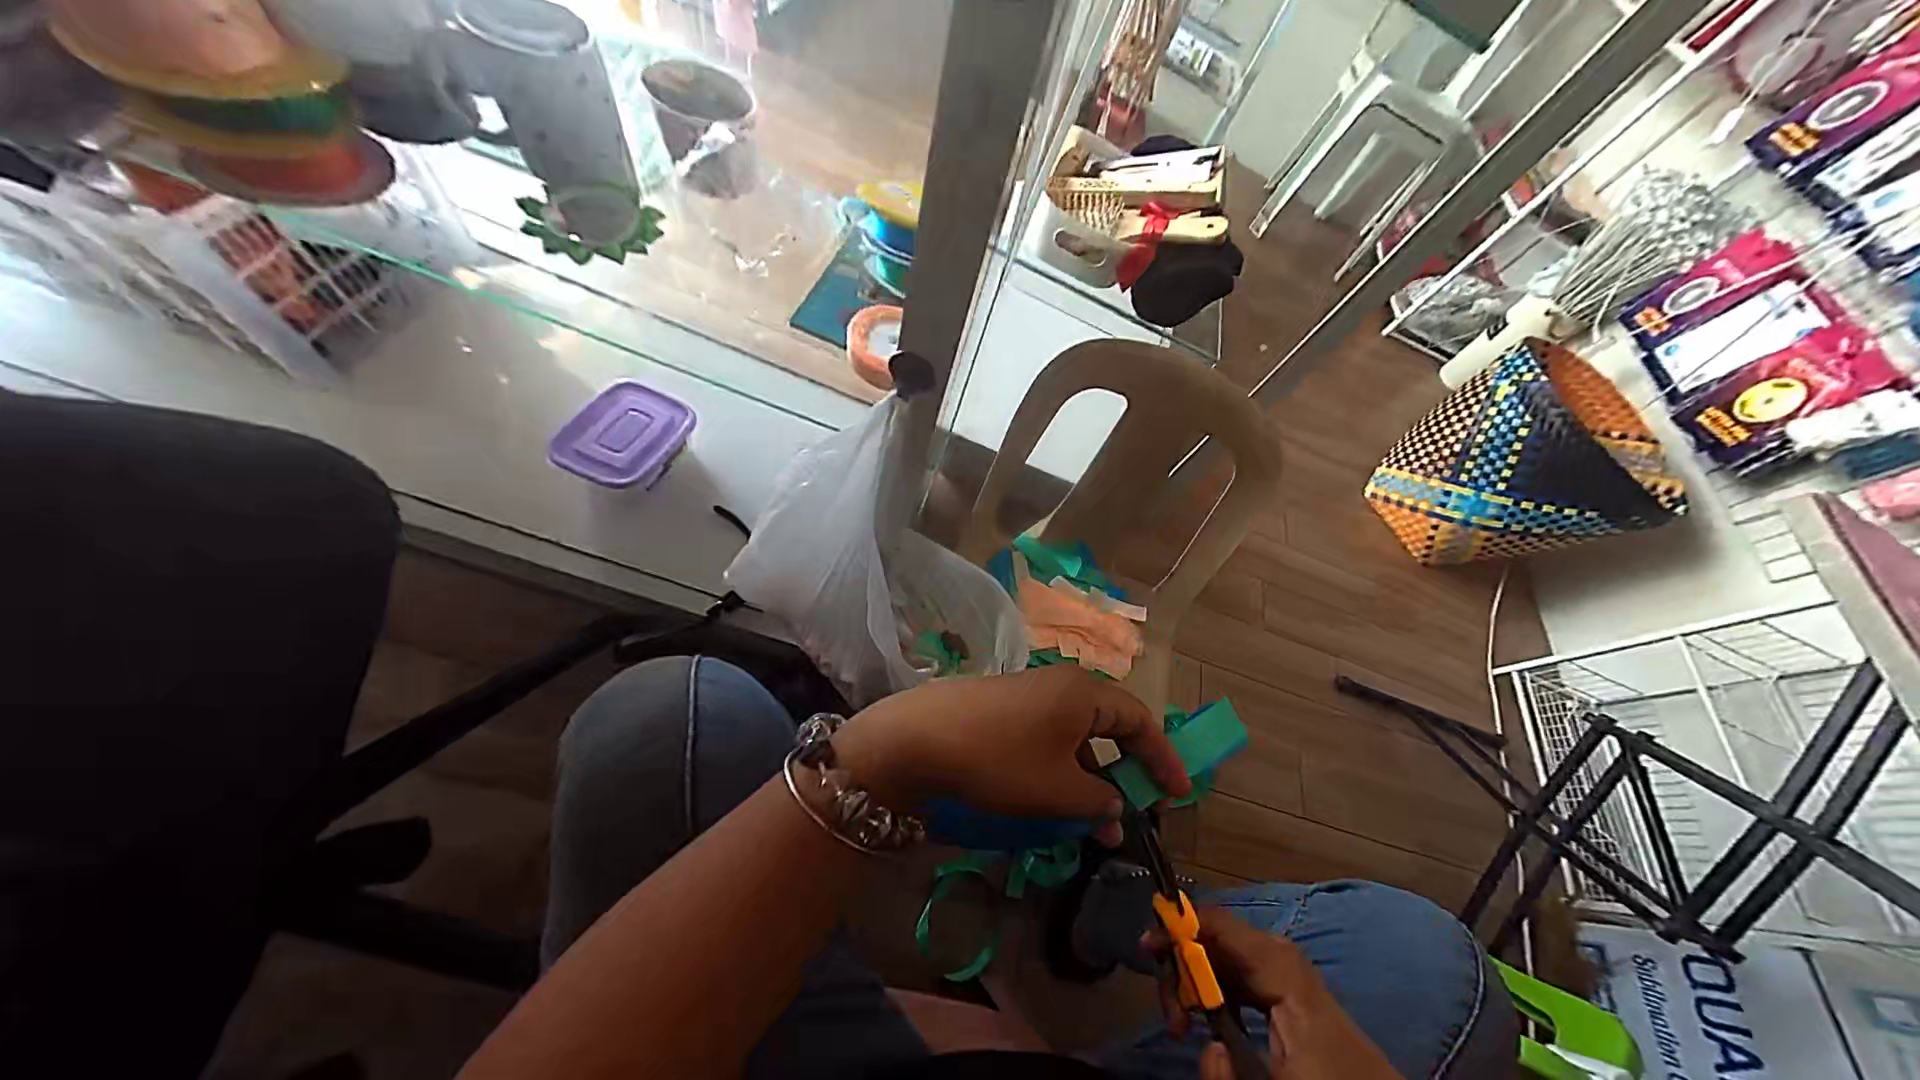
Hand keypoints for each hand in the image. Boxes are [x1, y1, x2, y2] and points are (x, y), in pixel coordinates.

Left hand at [831, 665, 1189, 844]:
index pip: (1140, 721)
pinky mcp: (1003, 709)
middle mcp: (1061, 685)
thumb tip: (1115, 806)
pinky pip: (1048, 736)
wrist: (917, 737)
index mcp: (1085, 693)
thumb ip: (1097, 801)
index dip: (1163, 759)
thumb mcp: (1056, 789)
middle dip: (1126, 770)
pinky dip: (1060, 767)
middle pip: (1109, 725)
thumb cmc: (999, 759)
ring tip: (1095, 822)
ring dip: (1090, 777)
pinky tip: (1054, 799)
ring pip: (1075, 735)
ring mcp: (1028, 694)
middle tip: (1139, 807)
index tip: (1178, 794)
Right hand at [1151, 909, 1398, 1079]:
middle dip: (1189, 964)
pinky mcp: (1302, 1010)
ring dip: (1202, 981)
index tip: (1149, 944)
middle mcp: (1294, 971)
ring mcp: (1300, 989)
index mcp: (1291, 982)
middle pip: (1228, 942)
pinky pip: (1251, 983)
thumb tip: (1205, 1046)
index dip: (1185, 926)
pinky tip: (1210, 1019)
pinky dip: (1222, 992)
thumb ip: (1231, 1072)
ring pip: (1237, 961)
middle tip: (1169, 1008)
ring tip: (1182, 1020)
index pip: (1229, 929)